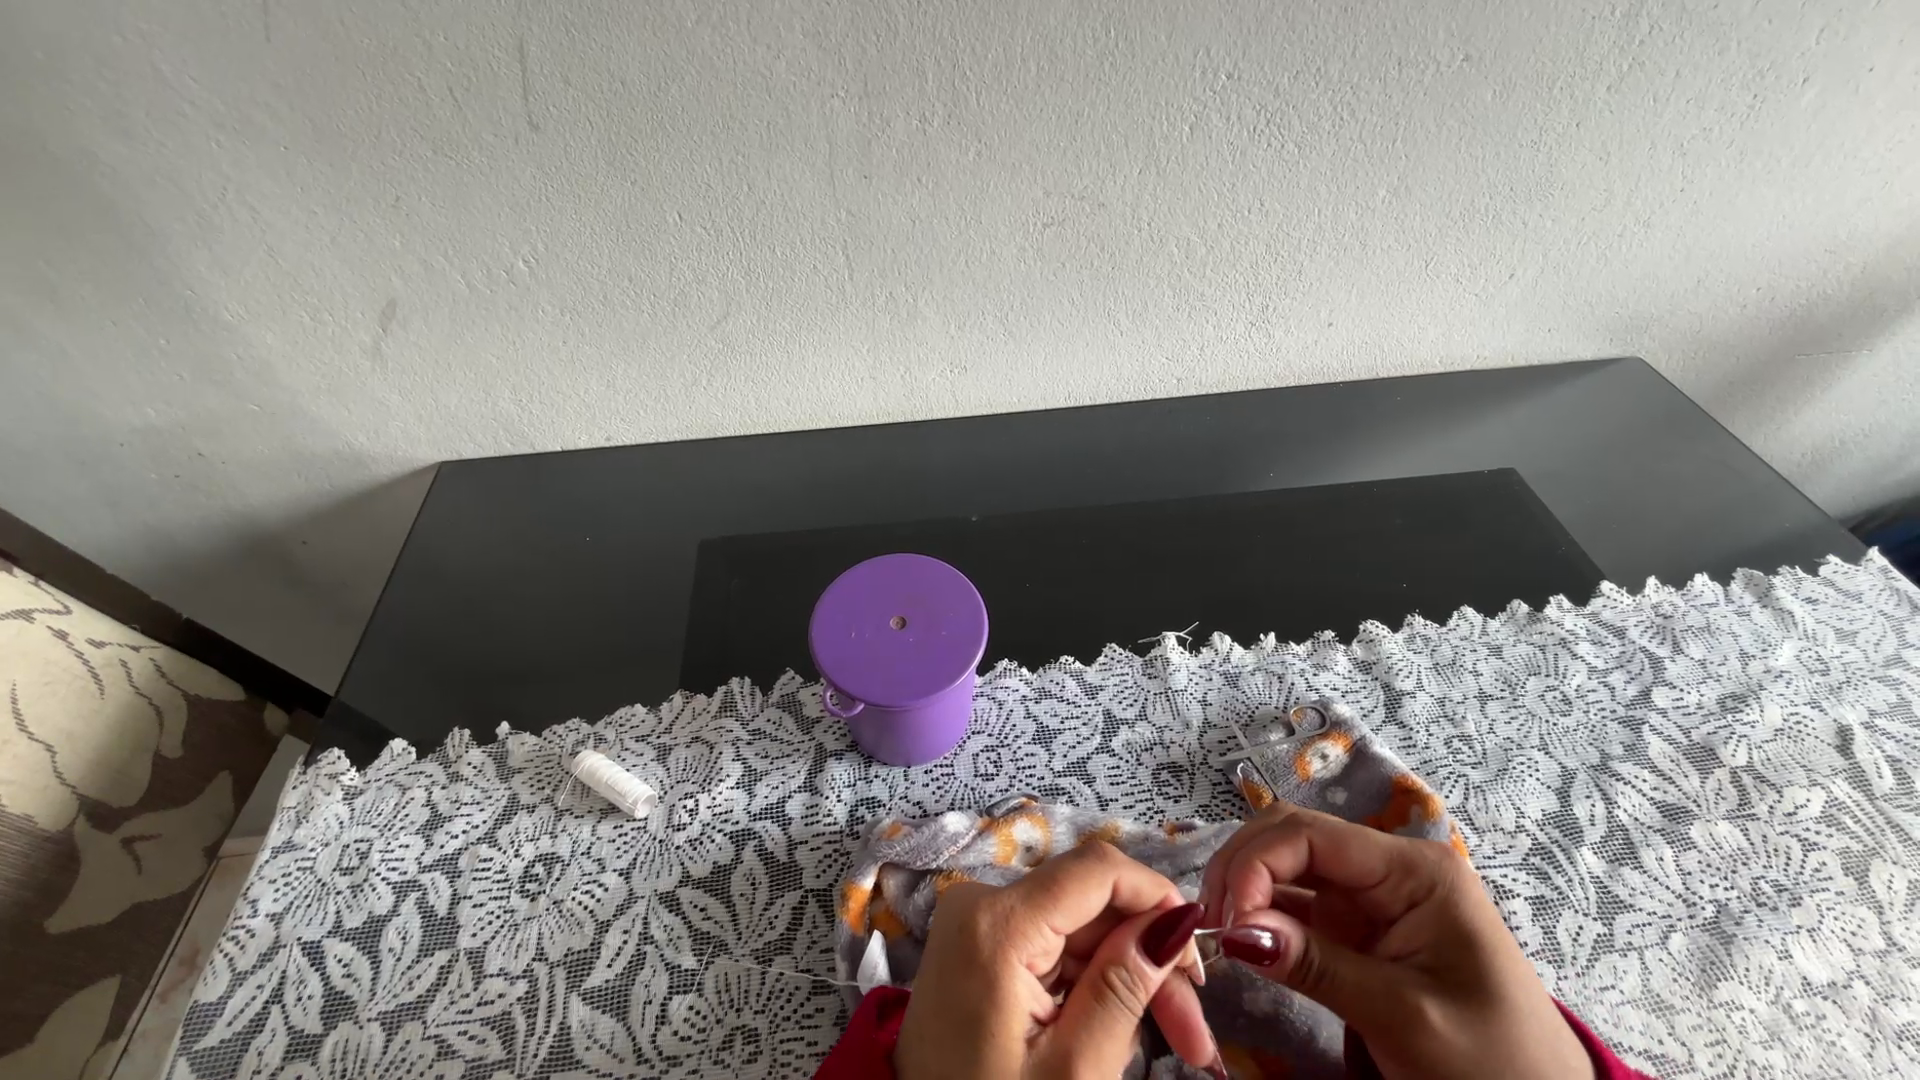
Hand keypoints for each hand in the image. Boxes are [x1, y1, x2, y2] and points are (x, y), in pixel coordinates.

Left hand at [894, 841, 1223, 1078]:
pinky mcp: (981, 939)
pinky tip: (1115, 1029)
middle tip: (1195, 1035)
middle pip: (1093, 904)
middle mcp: (982, 900)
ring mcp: (978, 918)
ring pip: (1081, 926)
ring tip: (1174, 1043)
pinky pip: (1055, 943)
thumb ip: (1124, 987)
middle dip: (1150, 958)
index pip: (1097, 869)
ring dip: (1128, 976)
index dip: (1157, 897)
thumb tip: (1176, 921)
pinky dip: (1093, 981)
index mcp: (997, 923)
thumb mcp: (1073, 1070)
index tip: (1198, 953)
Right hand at [1197, 805, 1590, 1079]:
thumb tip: (1235, 931)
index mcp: (1414, 871)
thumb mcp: (1407, 1018)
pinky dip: (1259, 914)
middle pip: (1291, 836)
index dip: (1257, 862)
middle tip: (1210, 920)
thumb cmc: (1494, 1065)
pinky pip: (1293, 901)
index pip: (1312, 835)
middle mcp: (1387, 867)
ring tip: (1218, 930)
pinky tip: (1239, 937)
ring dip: (1244, 887)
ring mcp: (1370, 895)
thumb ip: (1318, 966)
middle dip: (1242, 866)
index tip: (1227, 918)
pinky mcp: (1355, 925)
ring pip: (1285, 865)